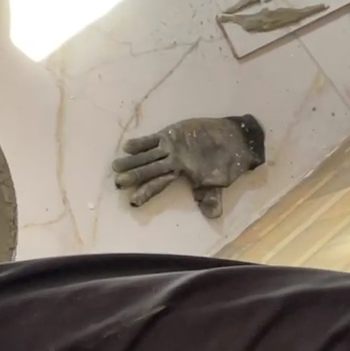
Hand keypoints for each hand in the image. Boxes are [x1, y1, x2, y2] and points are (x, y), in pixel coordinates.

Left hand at [111, 116, 265, 217]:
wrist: (234, 138)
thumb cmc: (224, 163)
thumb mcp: (218, 183)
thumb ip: (211, 197)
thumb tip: (212, 215)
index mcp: (178, 174)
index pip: (159, 185)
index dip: (146, 192)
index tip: (133, 202)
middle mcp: (169, 162)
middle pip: (147, 171)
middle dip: (133, 176)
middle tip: (117, 182)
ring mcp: (168, 148)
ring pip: (146, 156)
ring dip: (131, 161)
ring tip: (116, 166)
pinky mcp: (170, 134)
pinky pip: (152, 140)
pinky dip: (140, 143)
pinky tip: (127, 147)